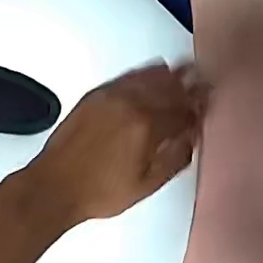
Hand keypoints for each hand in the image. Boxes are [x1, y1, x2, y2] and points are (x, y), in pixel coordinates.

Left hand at [19, 62, 207, 227]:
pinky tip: (155, 73)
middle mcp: (131, 104)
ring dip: (173, 75)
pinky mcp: (97, 94)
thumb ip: (176, 158)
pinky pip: (130, 75)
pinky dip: (147, 72)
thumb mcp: (147, 184)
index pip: (184, 110)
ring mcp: (113, 96)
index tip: (206, 105)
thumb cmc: (97, 190)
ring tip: (186, 73)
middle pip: (172, 87)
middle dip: (191, 86)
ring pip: (152, 76)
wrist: (56, 186)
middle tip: (203, 86)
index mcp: (148, 127)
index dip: (199, 108)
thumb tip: (191, 138)